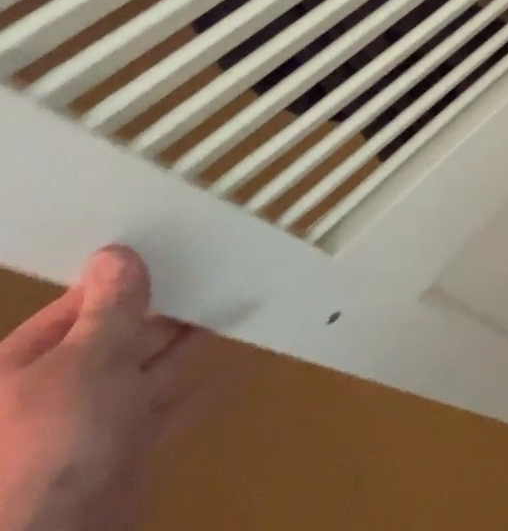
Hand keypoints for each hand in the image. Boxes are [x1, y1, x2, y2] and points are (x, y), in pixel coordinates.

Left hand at [0, 247, 213, 530]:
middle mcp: (50, 391)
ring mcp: (90, 421)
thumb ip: (110, 308)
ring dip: (187, 342)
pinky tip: (236, 363)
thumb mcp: (86, 359)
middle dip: (162, 310)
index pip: (72, 310)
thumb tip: (115, 253)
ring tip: (236, 304)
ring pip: (146, 369)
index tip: (172, 252)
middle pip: (113, 338)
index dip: (120, 281)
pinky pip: (169, 405)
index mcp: (18, 368)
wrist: (66, 522)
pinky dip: (201, 385)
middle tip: (217, 271)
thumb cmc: (60, 432)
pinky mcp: (127, 444)